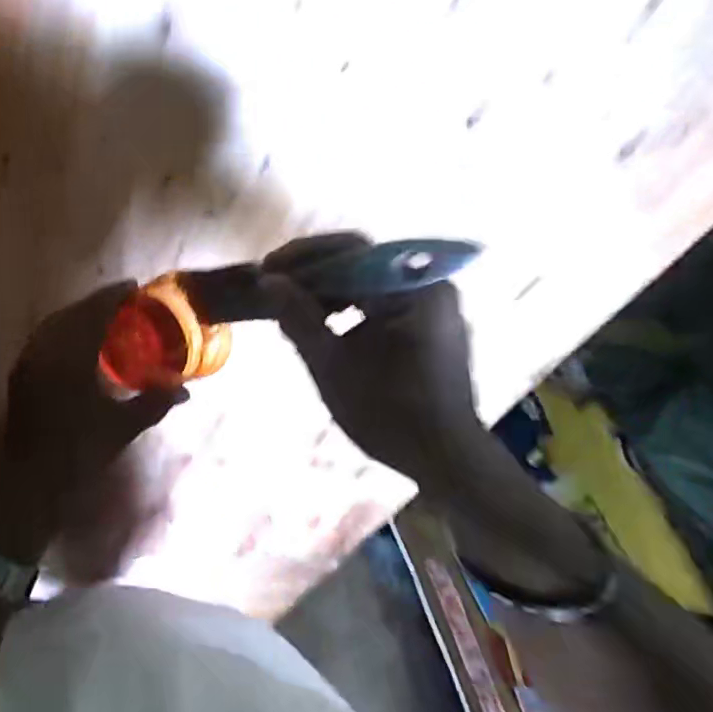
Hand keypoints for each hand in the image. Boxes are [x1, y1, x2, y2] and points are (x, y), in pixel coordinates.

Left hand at [0, 282, 186, 562]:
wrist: (28, 483)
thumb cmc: (78, 456)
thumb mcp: (121, 429)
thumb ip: (153, 403)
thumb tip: (185, 391)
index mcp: (71, 359)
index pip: (94, 314)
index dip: (113, 296)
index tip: (134, 286)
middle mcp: (45, 351)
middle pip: (73, 313)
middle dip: (98, 301)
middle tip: (123, 298)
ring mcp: (28, 360)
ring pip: (55, 322)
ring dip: (79, 312)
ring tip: (102, 313)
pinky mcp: (19, 372)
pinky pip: (43, 336)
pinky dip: (62, 327)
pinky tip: (76, 336)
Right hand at [260, 269, 480, 486]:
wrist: (445, 461)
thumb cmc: (387, 412)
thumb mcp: (330, 363)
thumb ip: (297, 315)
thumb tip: (268, 281)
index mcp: (412, 289)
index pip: (350, 250)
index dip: (302, 256)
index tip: (267, 268)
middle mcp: (429, 286)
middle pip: (360, 260)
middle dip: (312, 270)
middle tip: (273, 282)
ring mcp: (432, 305)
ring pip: (368, 278)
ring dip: (327, 287)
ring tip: (290, 301)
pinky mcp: (429, 324)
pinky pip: (382, 297)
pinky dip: (349, 303)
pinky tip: (321, 319)